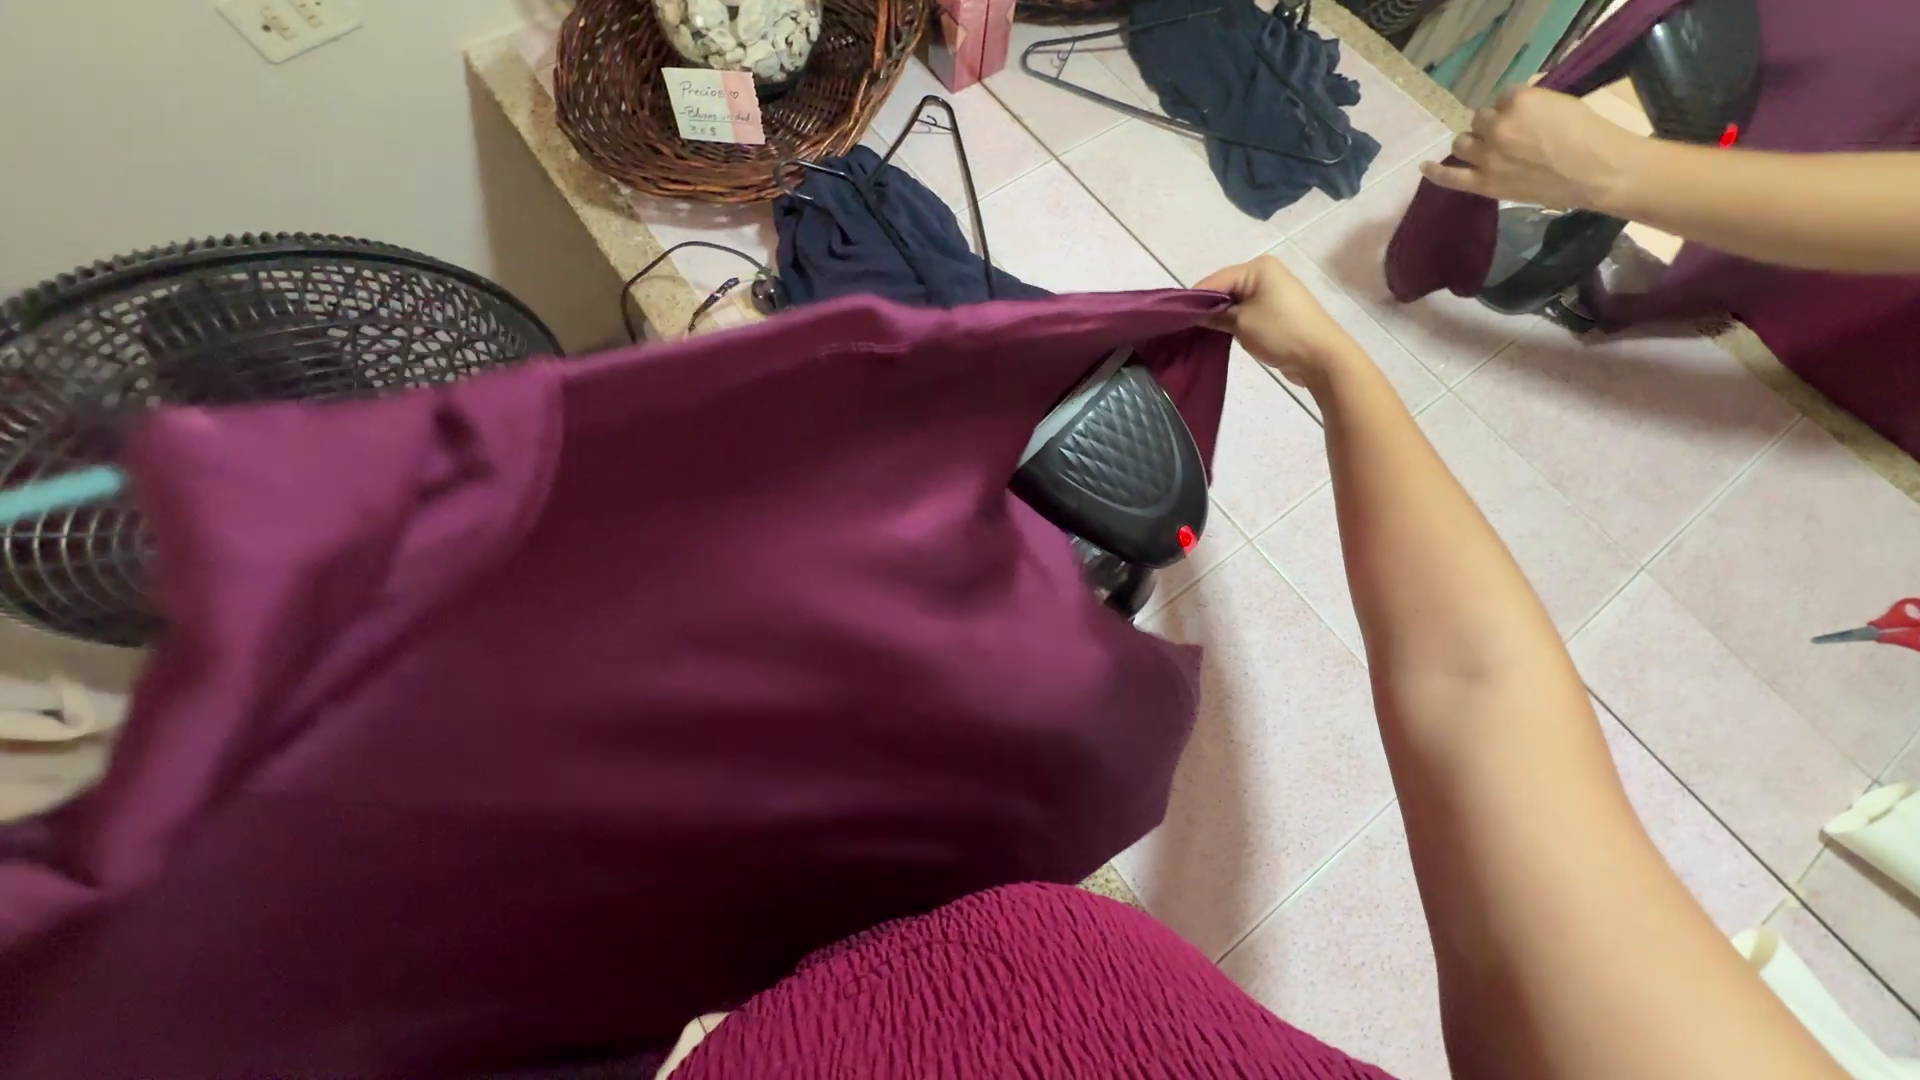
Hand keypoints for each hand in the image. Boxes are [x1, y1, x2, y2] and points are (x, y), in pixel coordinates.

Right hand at [1194, 255, 1361, 388]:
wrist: (1320, 356)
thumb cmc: (1280, 332)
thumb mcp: (1240, 323)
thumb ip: (1215, 315)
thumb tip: (1196, 315)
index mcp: (1258, 267)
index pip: (1215, 280)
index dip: (1194, 299)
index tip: (1175, 319)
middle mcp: (1266, 272)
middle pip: (1224, 288)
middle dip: (1207, 307)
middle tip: (1187, 328)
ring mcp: (1273, 290)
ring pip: (1235, 300)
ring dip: (1220, 315)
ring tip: (1202, 333)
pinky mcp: (1276, 308)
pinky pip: (1247, 310)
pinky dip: (1234, 320)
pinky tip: (1222, 333)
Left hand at [1420, 87, 1643, 210]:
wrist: (1594, 171)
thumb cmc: (1587, 133)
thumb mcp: (1560, 103)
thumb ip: (1531, 103)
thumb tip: (1510, 105)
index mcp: (1519, 100)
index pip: (1501, 99)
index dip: (1510, 108)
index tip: (1523, 118)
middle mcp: (1496, 126)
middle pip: (1479, 121)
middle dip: (1490, 126)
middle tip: (1510, 137)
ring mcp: (1486, 156)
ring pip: (1461, 143)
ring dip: (1470, 144)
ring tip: (1484, 150)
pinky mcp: (1481, 182)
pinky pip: (1447, 177)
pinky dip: (1433, 172)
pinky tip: (1423, 167)